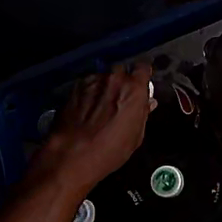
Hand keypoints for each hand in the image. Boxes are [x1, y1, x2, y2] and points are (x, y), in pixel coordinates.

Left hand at [25, 65, 151, 197]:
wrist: (73, 154)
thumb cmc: (110, 149)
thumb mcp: (136, 136)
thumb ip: (143, 113)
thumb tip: (147, 103)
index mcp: (134, 88)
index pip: (143, 68)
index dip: (142, 76)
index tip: (141, 85)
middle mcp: (114, 78)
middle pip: (121, 70)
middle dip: (122, 81)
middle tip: (120, 98)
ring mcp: (93, 80)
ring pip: (103, 77)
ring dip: (104, 87)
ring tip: (100, 106)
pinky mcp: (75, 87)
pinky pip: (87, 84)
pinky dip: (89, 92)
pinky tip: (86, 108)